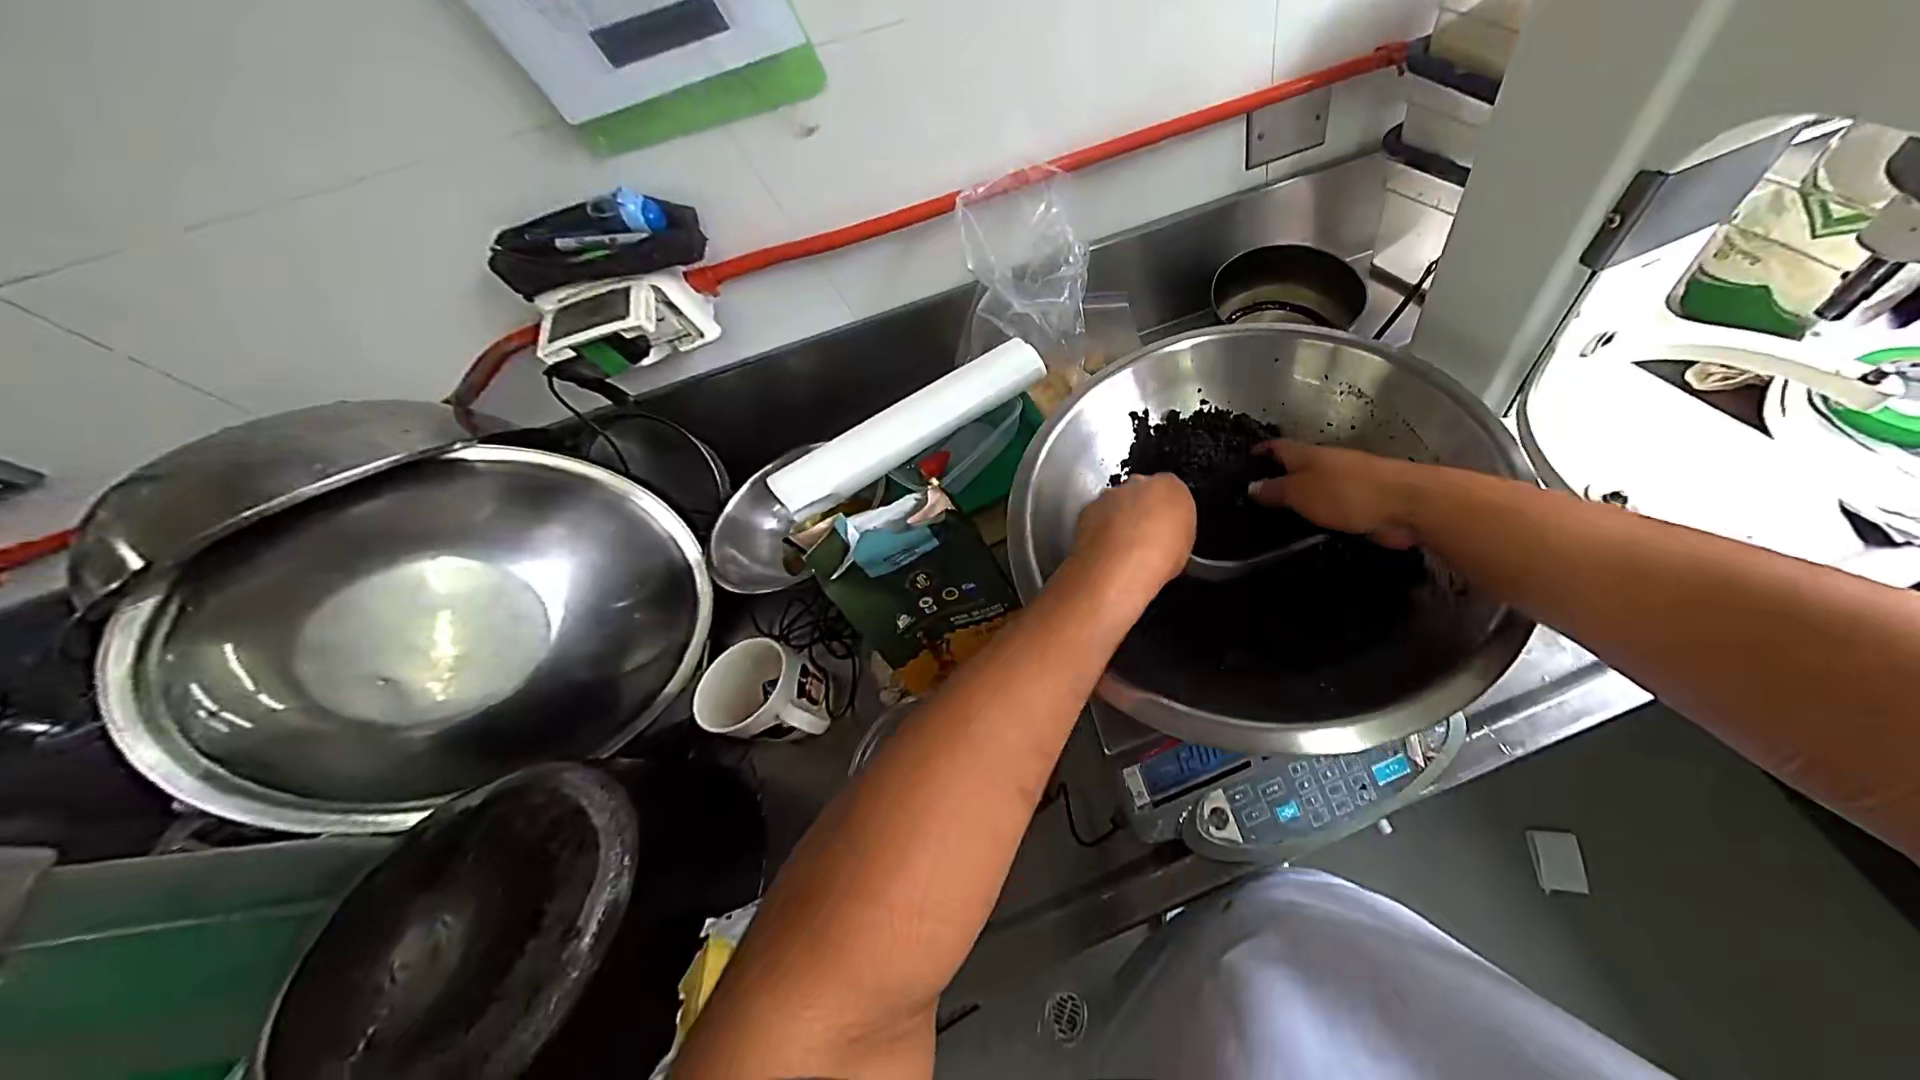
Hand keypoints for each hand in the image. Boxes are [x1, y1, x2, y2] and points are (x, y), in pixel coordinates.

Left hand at [1071, 473, 1195, 586]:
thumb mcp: (1185, 545)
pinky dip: (1098, 528)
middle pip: (1140, 492)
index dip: (1165, 511)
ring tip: (1121, 547)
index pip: (1169, 491)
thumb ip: (1176, 529)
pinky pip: (1095, 515)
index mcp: (1170, 487)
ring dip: (1117, 518)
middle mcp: (1138, 484)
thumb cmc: (1158, 555)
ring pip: (1114, 502)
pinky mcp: (1088, 509)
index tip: (1163, 528)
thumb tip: (1168, 536)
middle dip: (1140, 509)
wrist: (1120, 564)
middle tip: (1142, 536)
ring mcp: (1110, 495)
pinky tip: (1104, 548)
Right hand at [1248, 439, 1425, 548]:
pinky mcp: (1364, 504)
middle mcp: (1328, 463)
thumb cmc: (1347, 492)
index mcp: (1309, 455)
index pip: (1279, 447)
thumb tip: (1252, 485)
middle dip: (1280, 474)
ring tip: (1278, 512)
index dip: (1262, 450)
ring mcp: (1349, 483)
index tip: (1246, 456)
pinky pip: (1334, 506)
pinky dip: (1320, 512)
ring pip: (1317, 486)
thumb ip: (1275, 490)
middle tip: (1256, 490)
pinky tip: (1310, 525)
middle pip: (1298, 465)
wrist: (1407, 505)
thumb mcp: (1300, 492)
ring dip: (1301, 495)